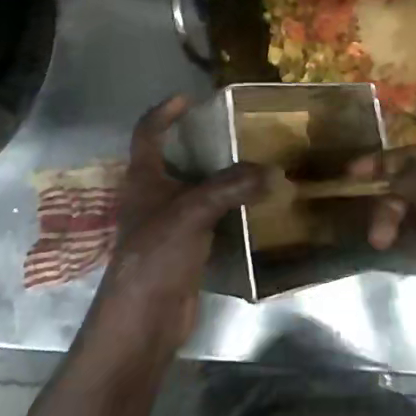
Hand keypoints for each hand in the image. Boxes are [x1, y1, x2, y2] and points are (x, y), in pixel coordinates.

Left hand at [87, 96, 268, 352]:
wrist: (145, 318)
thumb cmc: (157, 253)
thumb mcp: (192, 211)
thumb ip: (231, 187)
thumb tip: (272, 172)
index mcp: (143, 177)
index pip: (147, 132)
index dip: (164, 112)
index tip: (189, 97)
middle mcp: (153, 195)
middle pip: (175, 159)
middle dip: (202, 144)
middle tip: (236, 132)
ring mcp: (168, 223)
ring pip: (195, 190)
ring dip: (219, 179)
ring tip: (253, 165)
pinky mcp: (185, 248)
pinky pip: (209, 219)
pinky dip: (228, 210)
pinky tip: (254, 208)